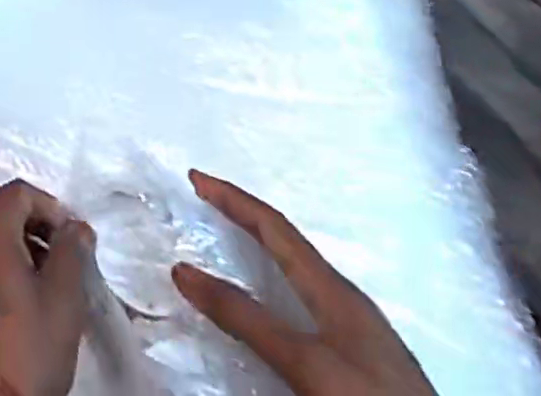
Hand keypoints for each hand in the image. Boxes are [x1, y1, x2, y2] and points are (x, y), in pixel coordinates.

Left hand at [0, 180, 92, 395]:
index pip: (20, 191)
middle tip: (72, 254)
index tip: (78, 239)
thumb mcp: (62, 294)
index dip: (53, 208)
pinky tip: (37, 285)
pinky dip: (13, 252)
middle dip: (41, 222)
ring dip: (30, 239)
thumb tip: (77, 225)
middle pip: (7, 205)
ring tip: (60, 274)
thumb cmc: (29, 337)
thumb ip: (72, 250)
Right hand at [171, 171, 435, 395]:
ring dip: (259, 247)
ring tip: (227, 239)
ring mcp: (357, 333)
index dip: (234, 199)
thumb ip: (245, 317)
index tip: (195, 177)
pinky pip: (303, 300)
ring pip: (297, 273)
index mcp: (336, 292)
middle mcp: (346, 303)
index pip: (276, 228)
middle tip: (204, 199)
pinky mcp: (359, 361)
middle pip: (288, 244)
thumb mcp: (304, 362)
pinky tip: (265, 300)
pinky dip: (272, 283)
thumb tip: (181, 269)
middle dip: (244, 216)